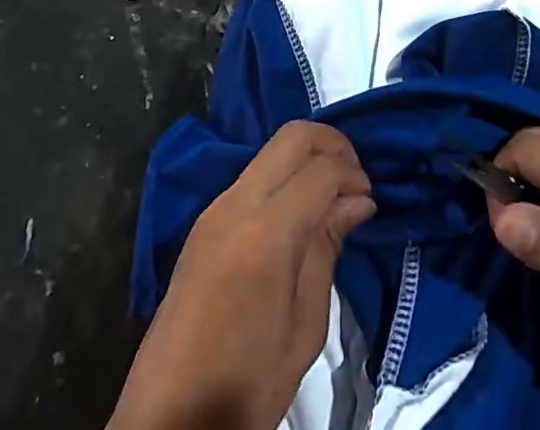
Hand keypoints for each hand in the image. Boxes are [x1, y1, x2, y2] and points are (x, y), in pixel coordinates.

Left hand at [111, 121, 374, 429]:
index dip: (354, 175)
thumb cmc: (248, 381)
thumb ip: (327, 247)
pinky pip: (253, 177)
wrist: (169, 420)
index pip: (322, 169)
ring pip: (270, 152)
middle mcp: (235, 206)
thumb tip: (357, 201)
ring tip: (333, 198)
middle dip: (333, 146)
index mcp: (266, 233)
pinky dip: (285, 178)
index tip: (371, 202)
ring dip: (307, 160)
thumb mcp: (305, 324)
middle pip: (292, 137)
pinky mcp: (203, 225)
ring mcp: (213, 211)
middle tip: (356, 180)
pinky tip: (302, 212)